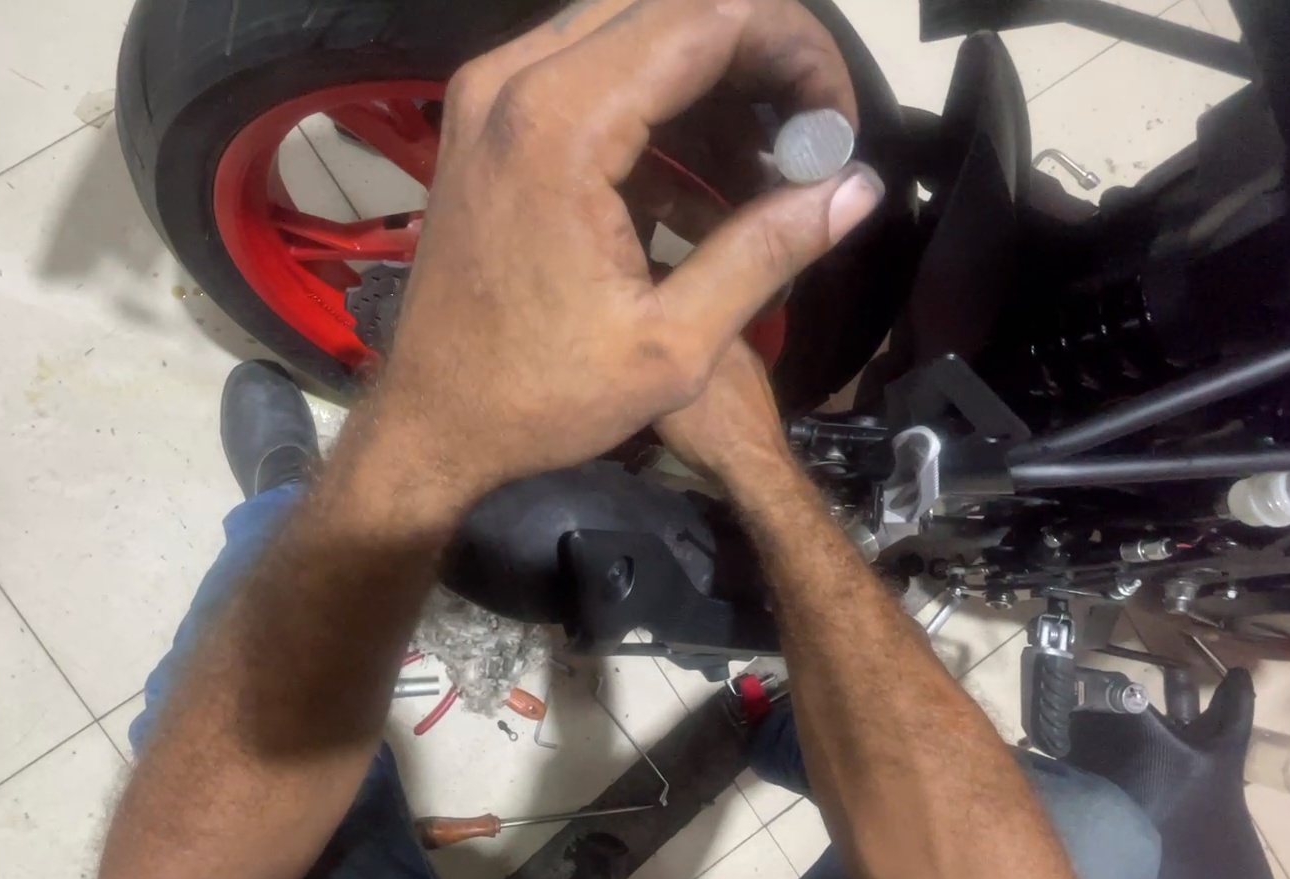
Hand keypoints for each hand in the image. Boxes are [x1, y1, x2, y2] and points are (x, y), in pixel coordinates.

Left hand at [370, 0, 885, 503]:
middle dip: (753, 56)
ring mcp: (486, 101)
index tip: (832, 125)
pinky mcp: (479, 132)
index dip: (794, 53)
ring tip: (758, 169)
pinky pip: (579, 80)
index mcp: (560, 125)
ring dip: (702, 84)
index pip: (711, 17)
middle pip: (668, 7)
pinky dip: (646, 113)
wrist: (434, 426)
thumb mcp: (669, 347)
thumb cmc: (540, 400)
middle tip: (802, 138)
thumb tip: (856, 189)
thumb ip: (763, 254)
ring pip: (624, 34)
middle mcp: (512, 84)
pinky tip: (690, 189)